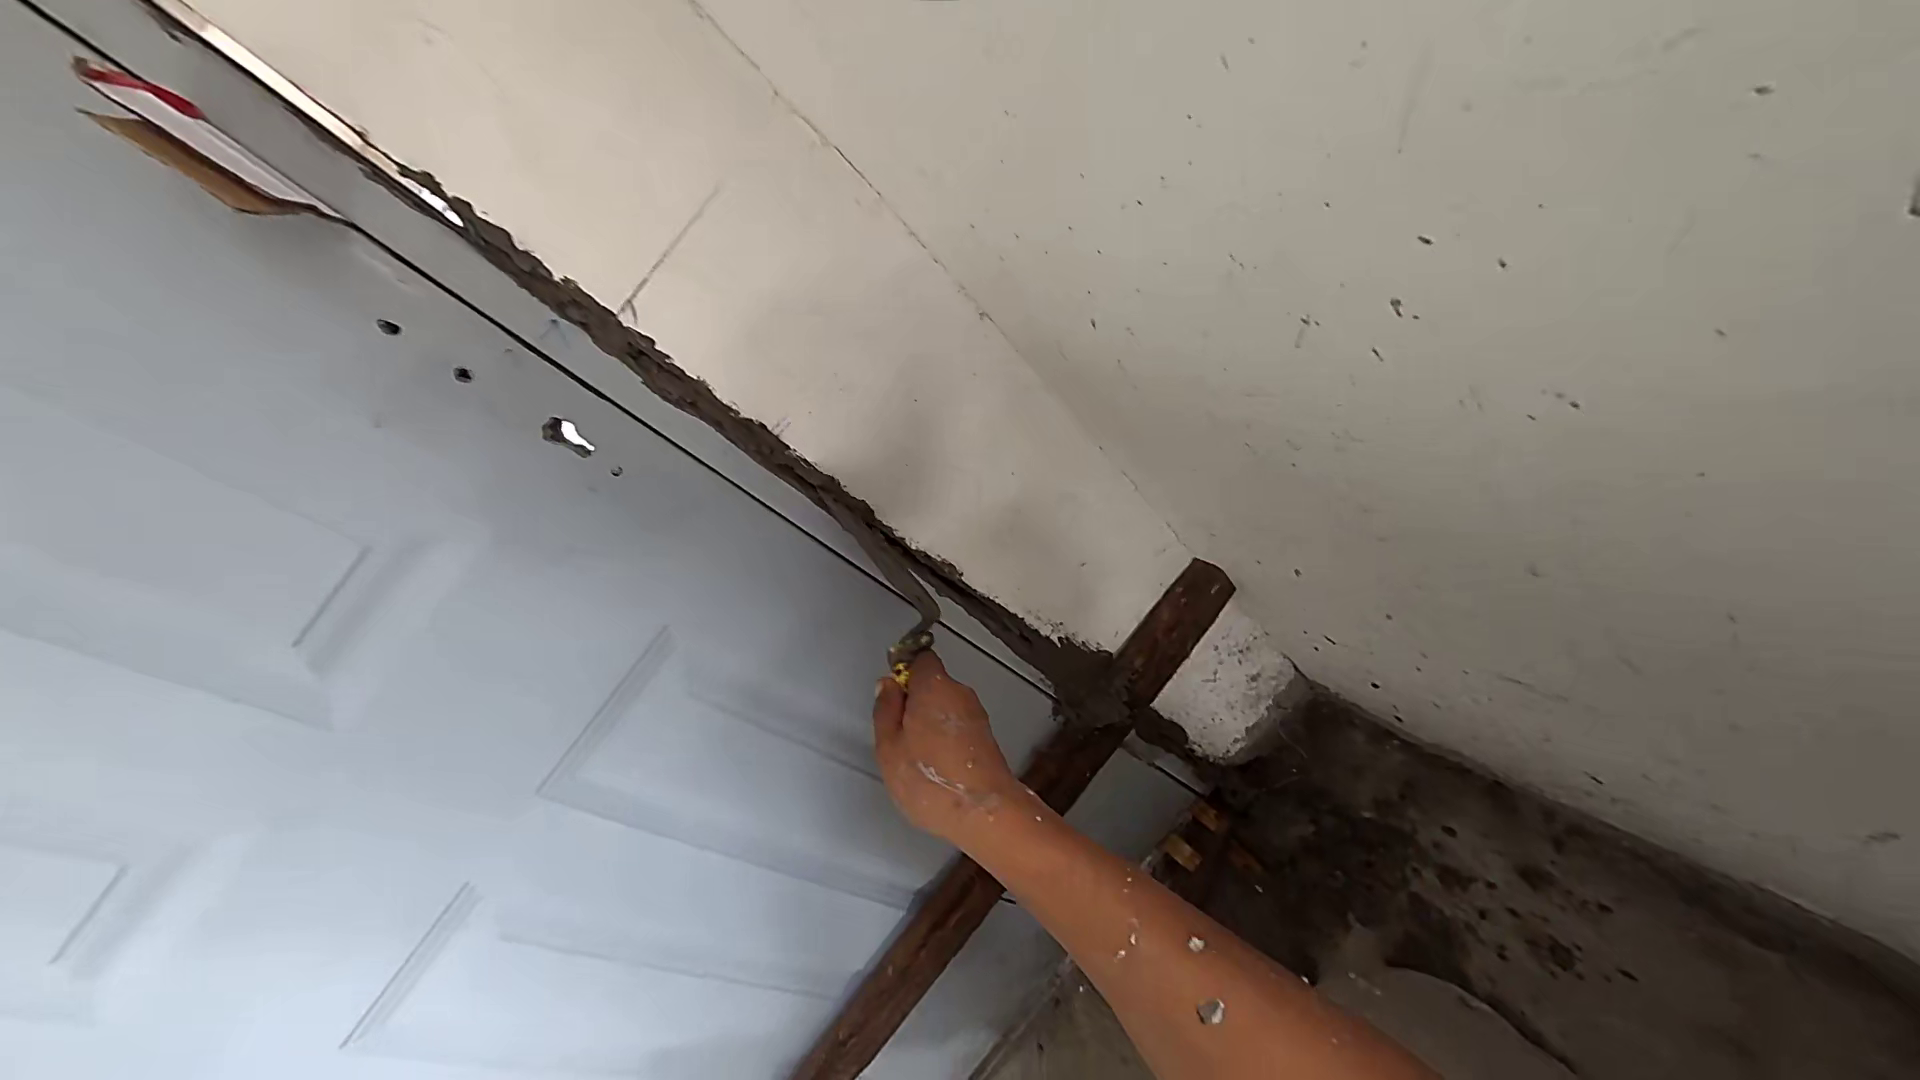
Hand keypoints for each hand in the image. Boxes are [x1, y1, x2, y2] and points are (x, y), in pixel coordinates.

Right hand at [872, 651, 1027, 843]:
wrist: (982, 812)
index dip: (903, 671)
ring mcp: (975, 713)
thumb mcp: (889, 746)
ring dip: (929, 721)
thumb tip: (886, 686)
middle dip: (914, 701)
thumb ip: (885, 709)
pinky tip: (936, 764)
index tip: (891, 692)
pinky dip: (944, 736)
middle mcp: (959, 692)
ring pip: (944, 705)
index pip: (920, 658)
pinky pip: (956, 724)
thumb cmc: (932, 781)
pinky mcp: (984, 735)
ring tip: (917, 755)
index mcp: (934, 686)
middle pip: (932, 682)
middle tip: (899, 733)